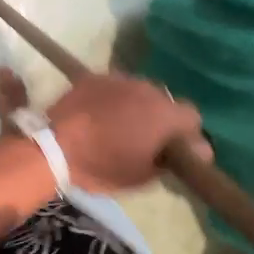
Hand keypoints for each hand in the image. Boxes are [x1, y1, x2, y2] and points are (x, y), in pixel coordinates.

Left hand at [45, 74, 210, 193]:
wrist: (54, 147)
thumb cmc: (102, 166)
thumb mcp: (143, 176)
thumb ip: (174, 160)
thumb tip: (199, 149)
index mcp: (164, 114)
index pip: (192, 117)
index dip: (187, 134)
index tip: (176, 150)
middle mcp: (147, 89)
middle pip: (165, 102)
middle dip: (161, 119)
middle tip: (146, 138)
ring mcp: (120, 79)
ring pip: (140, 92)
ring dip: (137, 107)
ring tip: (120, 125)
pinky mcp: (95, 77)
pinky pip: (115, 87)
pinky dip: (114, 99)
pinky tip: (100, 114)